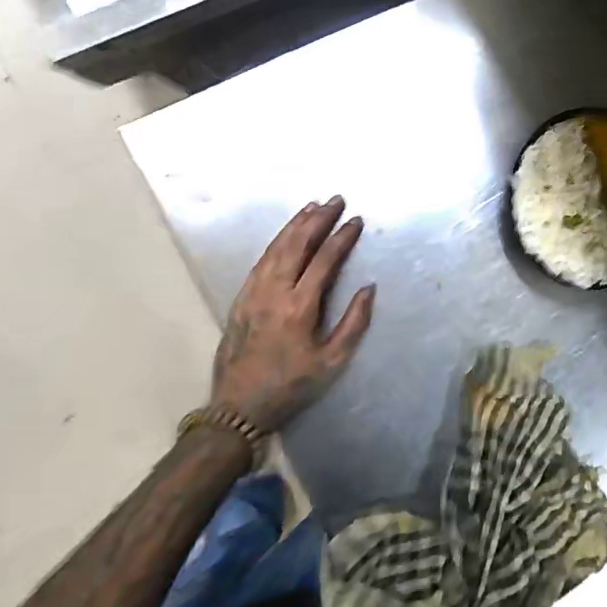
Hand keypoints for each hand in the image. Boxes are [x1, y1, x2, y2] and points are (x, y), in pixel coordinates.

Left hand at [210, 197, 375, 432]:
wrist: (238, 407)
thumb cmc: (290, 386)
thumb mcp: (331, 363)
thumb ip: (353, 324)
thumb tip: (368, 288)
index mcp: (299, 307)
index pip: (325, 260)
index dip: (342, 237)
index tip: (356, 220)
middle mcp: (274, 291)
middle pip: (298, 244)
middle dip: (319, 219)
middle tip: (336, 199)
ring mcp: (254, 291)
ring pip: (277, 247)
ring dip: (296, 224)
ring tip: (313, 206)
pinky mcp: (241, 297)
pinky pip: (261, 259)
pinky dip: (277, 240)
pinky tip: (286, 233)